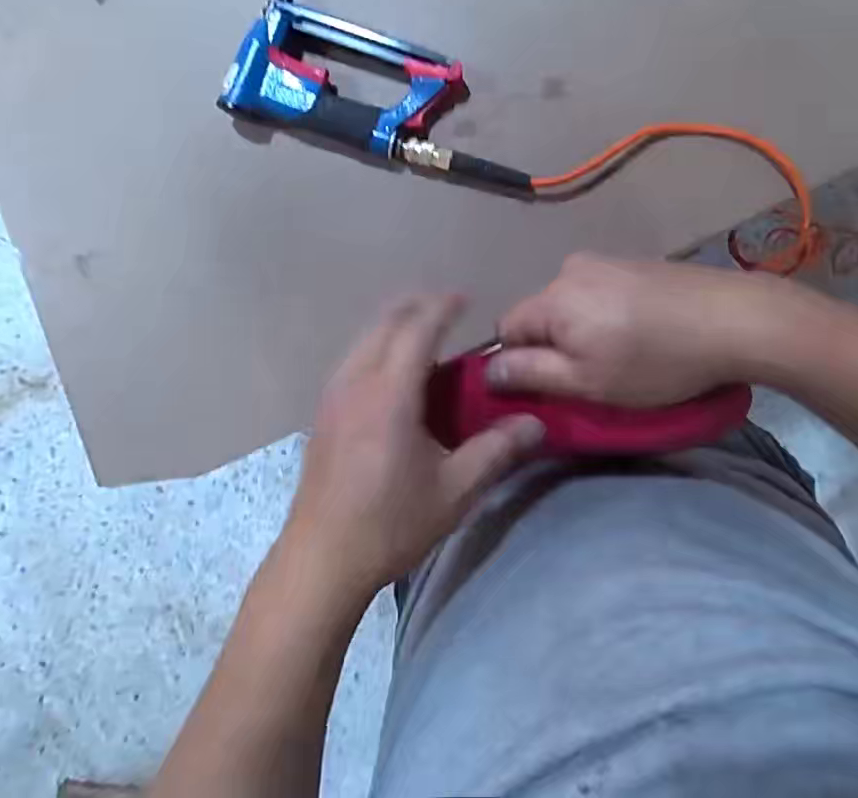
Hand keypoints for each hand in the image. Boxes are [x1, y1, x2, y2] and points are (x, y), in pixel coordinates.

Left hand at [283, 294, 542, 599]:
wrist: (321, 558)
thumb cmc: (390, 523)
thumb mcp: (454, 490)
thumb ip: (496, 450)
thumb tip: (536, 423)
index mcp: (389, 394)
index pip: (417, 330)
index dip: (443, 308)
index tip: (465, 298)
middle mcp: (355, 382)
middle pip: (385, 323)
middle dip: (417, 307)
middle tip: (448, 309)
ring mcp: (333, 395)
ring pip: (365, 339)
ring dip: (395, 325)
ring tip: (424, 335)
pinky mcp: (323, 412)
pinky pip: (353, 358)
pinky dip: (378, 346)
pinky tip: (393, 373)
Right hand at [489, 253, 822, 405]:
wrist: (735, 318)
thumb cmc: (655, 360)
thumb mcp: (587, 381)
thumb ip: (530, 374)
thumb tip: (487, 370)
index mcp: (552, 298)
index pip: (505, 328)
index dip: (521, 361)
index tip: (556, 384)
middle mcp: (569, 269)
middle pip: (539, 314)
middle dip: (555, 345)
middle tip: (595, 374)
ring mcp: (604, 261)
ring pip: (571, 304)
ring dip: (583, 329)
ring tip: (625, 352)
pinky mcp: (634, 262)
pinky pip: (599, 292)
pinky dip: (608, 314)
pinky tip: (643, 329)